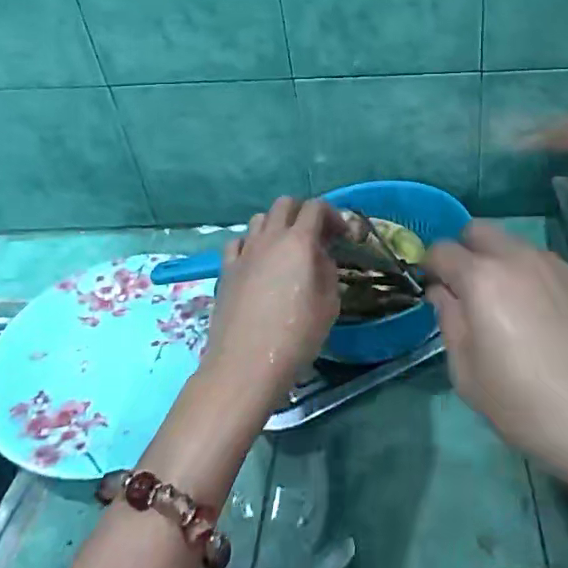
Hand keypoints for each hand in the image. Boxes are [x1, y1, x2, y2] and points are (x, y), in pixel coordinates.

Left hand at [201, 197, 342, 411]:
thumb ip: (327, 270)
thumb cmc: (296, 336)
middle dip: (303, 212)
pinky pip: (238, 242)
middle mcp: (269, 238)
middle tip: (315, 236)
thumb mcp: (329, 304)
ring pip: (259, 219)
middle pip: (284, 204)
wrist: (246, 363)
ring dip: (276, 225)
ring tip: (286, 250)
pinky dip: (251, 244)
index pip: (315, 207)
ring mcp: (244, 252)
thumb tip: (319, 256)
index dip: (332, 214)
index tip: (341, 234)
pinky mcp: (226, 269)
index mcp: (299, 242)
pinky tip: (258, 262)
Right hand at [425, 221, 567, 479]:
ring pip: (515, 246)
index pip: (442, 249)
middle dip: (465, 253)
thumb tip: (444, 293)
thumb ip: (449, 323)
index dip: (431, 268)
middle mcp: (519, 258)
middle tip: (468, 295)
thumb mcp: (469, 376)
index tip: (434, 293)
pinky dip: (533, 280)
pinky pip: (546, 266)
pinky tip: (547, 323)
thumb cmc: (530, 407)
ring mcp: (557, 266)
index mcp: (483, 278)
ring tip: (510, 311)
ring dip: (500, 264)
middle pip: (479, 231)